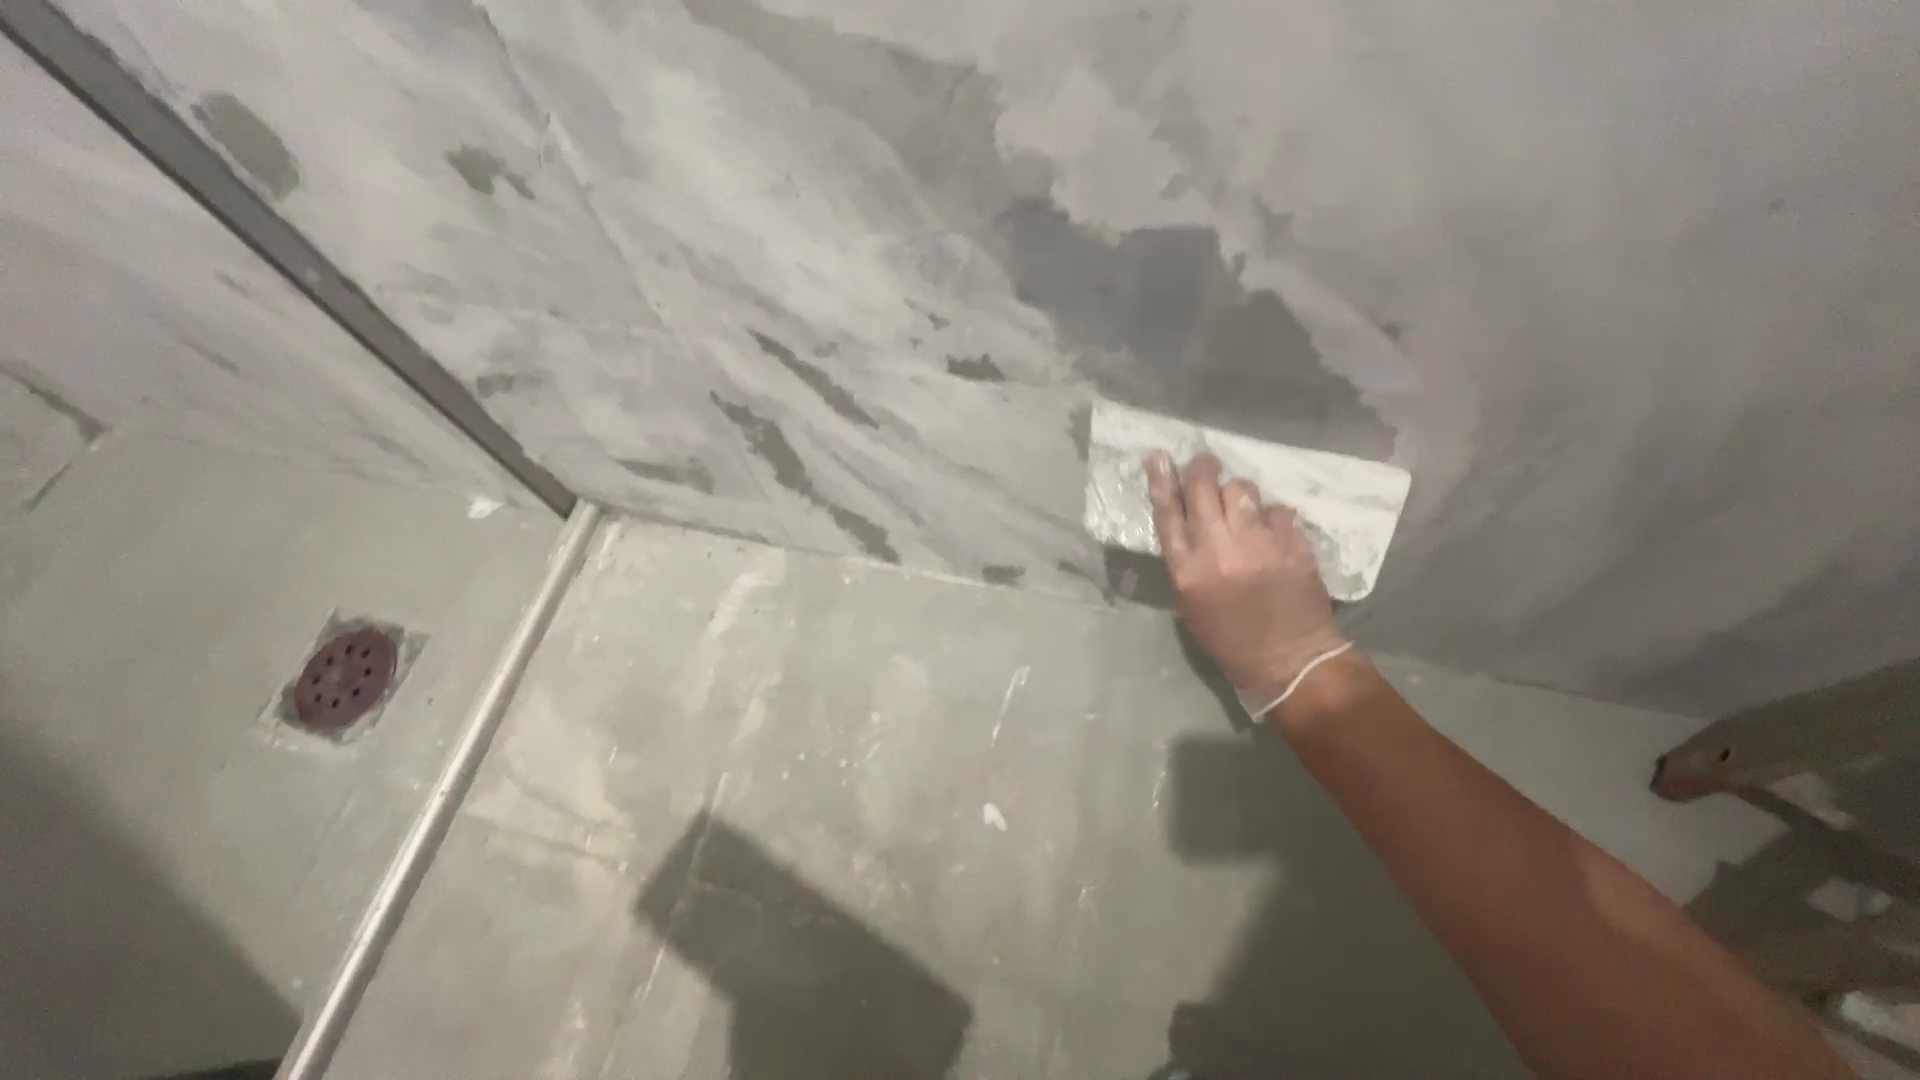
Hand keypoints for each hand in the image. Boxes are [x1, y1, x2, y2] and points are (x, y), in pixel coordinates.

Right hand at [1146, 451, 1348, 704]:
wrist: (1287, 659)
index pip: (1168, 513)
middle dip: (1202, 469)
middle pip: (1203, 489)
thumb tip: (1188, 524)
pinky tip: (1272, 530)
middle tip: (1204, 463)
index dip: (1160, 480)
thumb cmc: (1230, 639)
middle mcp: (1218, 550)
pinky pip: (1277, 510)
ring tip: (1241, 503)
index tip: (1159, 456)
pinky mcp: (1291, 544)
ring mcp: (1257, 544)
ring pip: (1242, 490)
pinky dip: (1272, 515)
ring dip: (1238, 491)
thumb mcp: (1190, 604)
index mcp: (1186, 570)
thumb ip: (1185, 563)